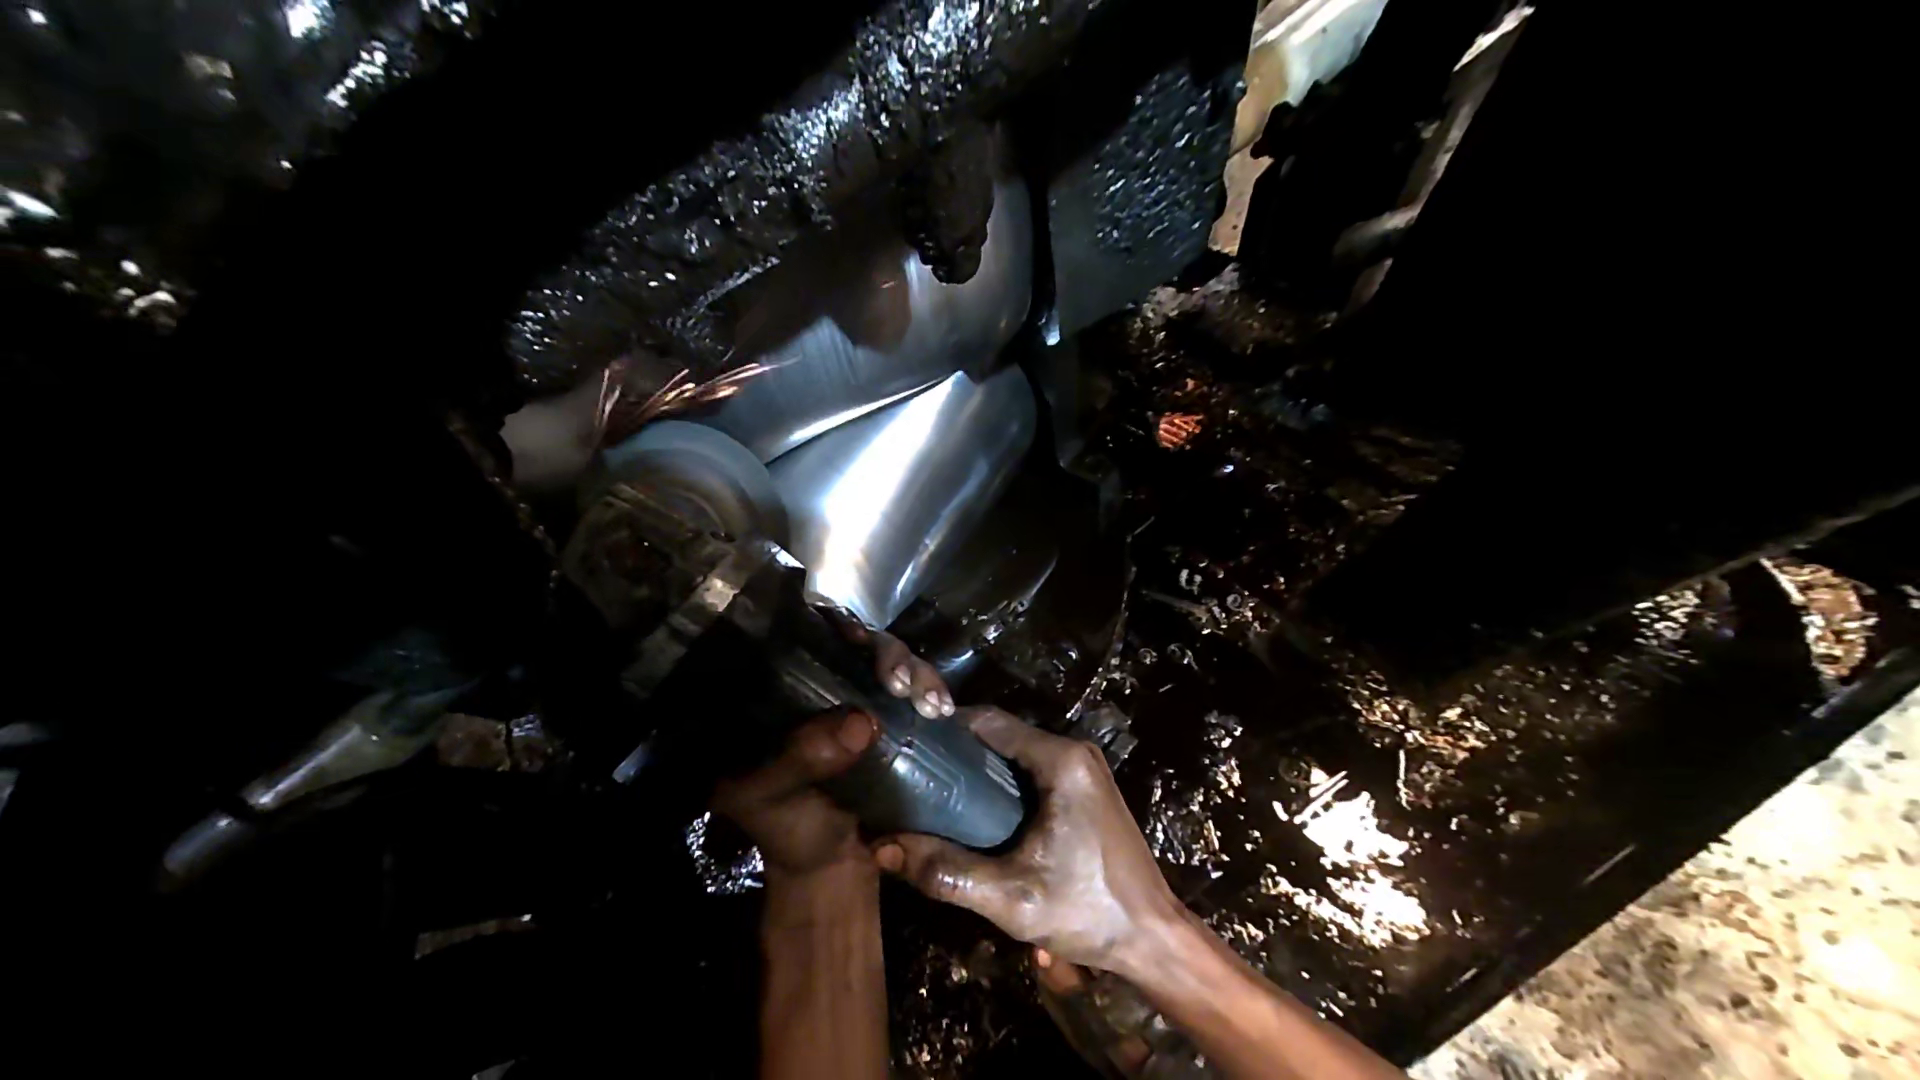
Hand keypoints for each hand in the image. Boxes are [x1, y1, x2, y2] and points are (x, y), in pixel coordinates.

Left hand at [712, 630, 952, 879]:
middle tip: (900, 682)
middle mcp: (827, 685)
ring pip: (895, 663)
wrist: (831, 870)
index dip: (834, 626)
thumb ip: (801, 759)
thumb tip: (861, 722)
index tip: (858, 637)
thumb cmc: (787, 830)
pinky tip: (944, 709)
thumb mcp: (772, 796)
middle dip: (887, 654)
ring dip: (918, 674)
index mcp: (783, 694)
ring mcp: (866, 700)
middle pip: (860, 646)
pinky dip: (933, 693)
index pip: (809, 639)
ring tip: (932, 704)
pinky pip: (918, 693)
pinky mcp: (897, 720)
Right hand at [871, 708, 1183, 977]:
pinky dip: (1002, 780)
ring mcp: (1082, 767)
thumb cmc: (1088, 911)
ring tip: (935, 790)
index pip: (989, 721)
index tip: (909, 742)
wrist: (1154, 936)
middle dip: (958, 751)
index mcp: (1060, 760)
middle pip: (1001, 734)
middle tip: (915, 773)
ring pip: (1015, 751)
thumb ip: (947, 872)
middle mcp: (1073, 750)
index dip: (945, 728)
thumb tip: (883, 847)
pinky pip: (1032, 768)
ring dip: (979, 767)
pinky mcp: (1084, 785)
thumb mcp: (1011, 898)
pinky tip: (975, 809)